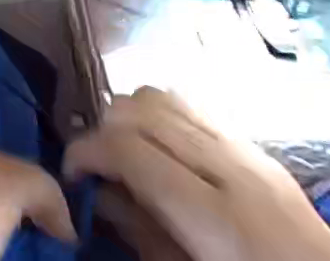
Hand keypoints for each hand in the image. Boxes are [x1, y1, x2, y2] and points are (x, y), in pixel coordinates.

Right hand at [63, 89, 329, 260]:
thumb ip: (142, 234)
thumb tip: (97, 193)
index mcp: (217, 219)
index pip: (129, 148)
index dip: (87, 151)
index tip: (70, 173)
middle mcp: (232, 168)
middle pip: (143, 108)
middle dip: (105, 129)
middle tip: (97, 168)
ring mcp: (250, 151)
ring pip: (165, 94)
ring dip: (133, 116)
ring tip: (126, 154)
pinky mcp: (259, 148)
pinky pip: (194, 107)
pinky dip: (163, 116)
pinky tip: (162, 151)